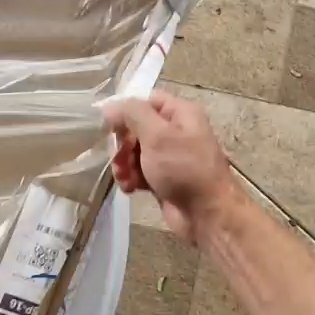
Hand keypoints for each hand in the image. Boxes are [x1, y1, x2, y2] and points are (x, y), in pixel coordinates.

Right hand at [102, 91, 240, 243]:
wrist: (206, 213)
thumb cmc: (183, 168)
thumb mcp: (157, 135)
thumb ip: (132, 114)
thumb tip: (109, 107)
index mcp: (181, 113)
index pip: (146, 101)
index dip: (125, 111)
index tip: (108, 126)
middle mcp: (177, 131)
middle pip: (137, 128)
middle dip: (123, 144)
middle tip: (118, 158)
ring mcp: (171, 157)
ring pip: (135, 152)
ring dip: (124, 164)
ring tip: (124, 178)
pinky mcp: (165, 179)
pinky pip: (140, 172)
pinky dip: (132, 178)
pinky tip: (130, 188)